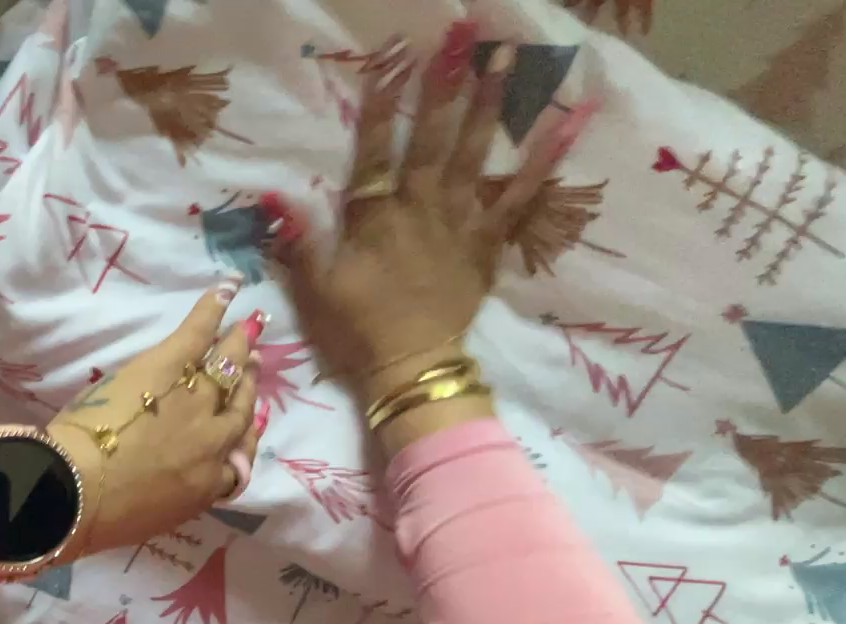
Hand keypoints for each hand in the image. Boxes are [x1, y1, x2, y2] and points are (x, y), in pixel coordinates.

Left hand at [43, 283, 267, 560]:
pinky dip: (212, 309)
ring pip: (228, 368)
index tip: (246, 420)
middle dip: (247, 386)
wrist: (75, 491)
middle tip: (252, 364)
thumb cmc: (103, 518)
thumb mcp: (154, 519)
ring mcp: (195, 400)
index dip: (244, 434)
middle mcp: (213, 440)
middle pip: (241, 407)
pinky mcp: (167, 367)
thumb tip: (174, 484)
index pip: (240, 456)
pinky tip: (226, 289)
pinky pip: (197, 333)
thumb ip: (174, 498)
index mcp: (207, 485)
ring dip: (238, 348)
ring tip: (245, 332)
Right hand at [279, 24, 585, 404]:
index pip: (373, 153)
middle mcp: (419, 208)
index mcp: (374, 220)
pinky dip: (546, 158)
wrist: (409, 365)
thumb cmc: (354, 330)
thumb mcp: (314, 289)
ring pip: (475, 153)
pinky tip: (572, 118)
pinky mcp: (488, 240)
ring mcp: (460, 221)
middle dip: (443, 86)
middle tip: (460, 36)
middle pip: (431, 138)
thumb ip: (299, 240)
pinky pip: (523, 194)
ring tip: (505, 55)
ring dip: (489, 103)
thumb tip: (274, 195)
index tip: (390, 59)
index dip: (379, 106)